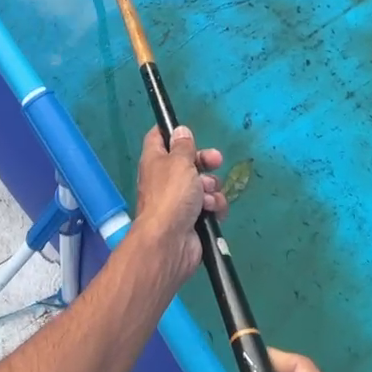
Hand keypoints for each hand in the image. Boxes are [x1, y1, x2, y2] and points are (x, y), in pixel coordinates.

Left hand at [130, 125, 225, 285]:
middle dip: (205, 160)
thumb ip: (183, 146)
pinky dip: (214, 206)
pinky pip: (210, 205)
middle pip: (188, 161)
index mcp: (156, 160)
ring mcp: (179, 200)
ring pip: (203, 184)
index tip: (186, 130)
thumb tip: (180, 130)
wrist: (170, 241)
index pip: (158, 137)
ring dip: (211, 187)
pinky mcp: (193, 218)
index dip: (171, 131)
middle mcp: (166, 178)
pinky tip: (212, 210)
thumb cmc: (171, 194)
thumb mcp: (179, 162)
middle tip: (216, 160)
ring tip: (207, 195)